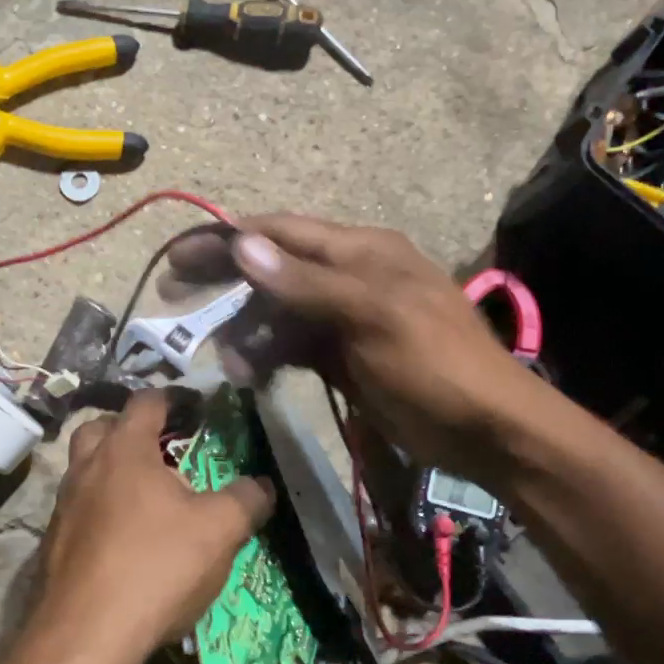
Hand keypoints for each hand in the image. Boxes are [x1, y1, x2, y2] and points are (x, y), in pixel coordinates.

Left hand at [24, 390, 274, 663]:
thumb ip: (245, 501)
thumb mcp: (218, 532)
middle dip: (132, 430)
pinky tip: (126, 537)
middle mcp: (86, 466)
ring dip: (114, 470)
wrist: (84, 635)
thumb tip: (262, 484)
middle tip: (164, 449)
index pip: (146, 401)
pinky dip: (102, 508)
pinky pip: (81, 507)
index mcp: (123, 449)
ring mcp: (64, 504)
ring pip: (87, 468)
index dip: (173, 398)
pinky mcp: (54, 540)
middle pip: (103, 428)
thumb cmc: (154, 568)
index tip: (196, 408)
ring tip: (150, 496)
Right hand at [165, 214, 542, 473]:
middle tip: (175, 294)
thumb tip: (242, 245)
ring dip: (245, 331)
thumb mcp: (373, 316)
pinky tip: (248, 375)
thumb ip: (305, 283)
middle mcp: (347, 275)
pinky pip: (290, 345)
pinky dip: (266, 356)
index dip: (227, 239)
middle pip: (271, 268)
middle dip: (225, 280)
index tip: (179, 255)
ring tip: (226, 361)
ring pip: (276, 311)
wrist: (487, 431)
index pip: (280, 232)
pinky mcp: (341, 354)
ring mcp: (342, 317)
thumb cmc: (435, 363)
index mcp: (360, 251)